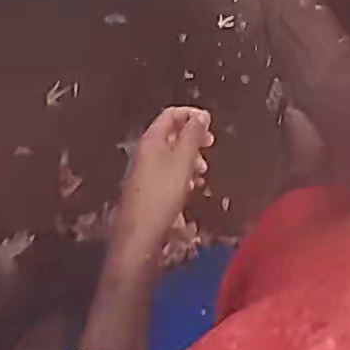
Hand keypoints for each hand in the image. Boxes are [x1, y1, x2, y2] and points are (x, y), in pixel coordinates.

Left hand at [112, 106, 213, 259]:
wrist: (139, 235)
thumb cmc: (163, 193)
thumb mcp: (183, 160)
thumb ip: (193, 135)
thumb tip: (202, 115)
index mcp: (152, 139)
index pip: (171, 114)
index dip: (191, 114)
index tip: (210, 123)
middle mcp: (146, 151)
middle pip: (172, 133)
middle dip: (193, 136)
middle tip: (210, 144)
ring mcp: (145, 170)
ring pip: (172, 153)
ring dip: (190, 157)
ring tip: (202, 170)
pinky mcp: (148, 188)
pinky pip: (168, 171)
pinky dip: (182, 172)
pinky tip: (192, 185)